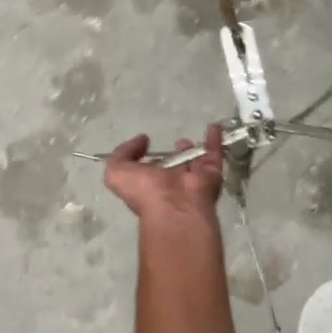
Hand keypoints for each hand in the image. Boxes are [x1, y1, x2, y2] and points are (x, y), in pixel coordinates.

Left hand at [103, 125, 224, 220]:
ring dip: (194, 149)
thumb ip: (122, 154)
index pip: (148, 170)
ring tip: (191, 138)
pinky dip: (214, 140)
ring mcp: (193, 178)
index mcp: (148, 185)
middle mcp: (171, 183)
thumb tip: (141, 140)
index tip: (145, 142)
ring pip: (194, 161)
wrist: (177, 205)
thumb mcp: (117, 173)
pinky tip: (214, 126)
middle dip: (175, 155)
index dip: (146, 158)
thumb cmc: (145, 192)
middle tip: (178, 142)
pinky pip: (214, 153)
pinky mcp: (212, 172)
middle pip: (174, 166)